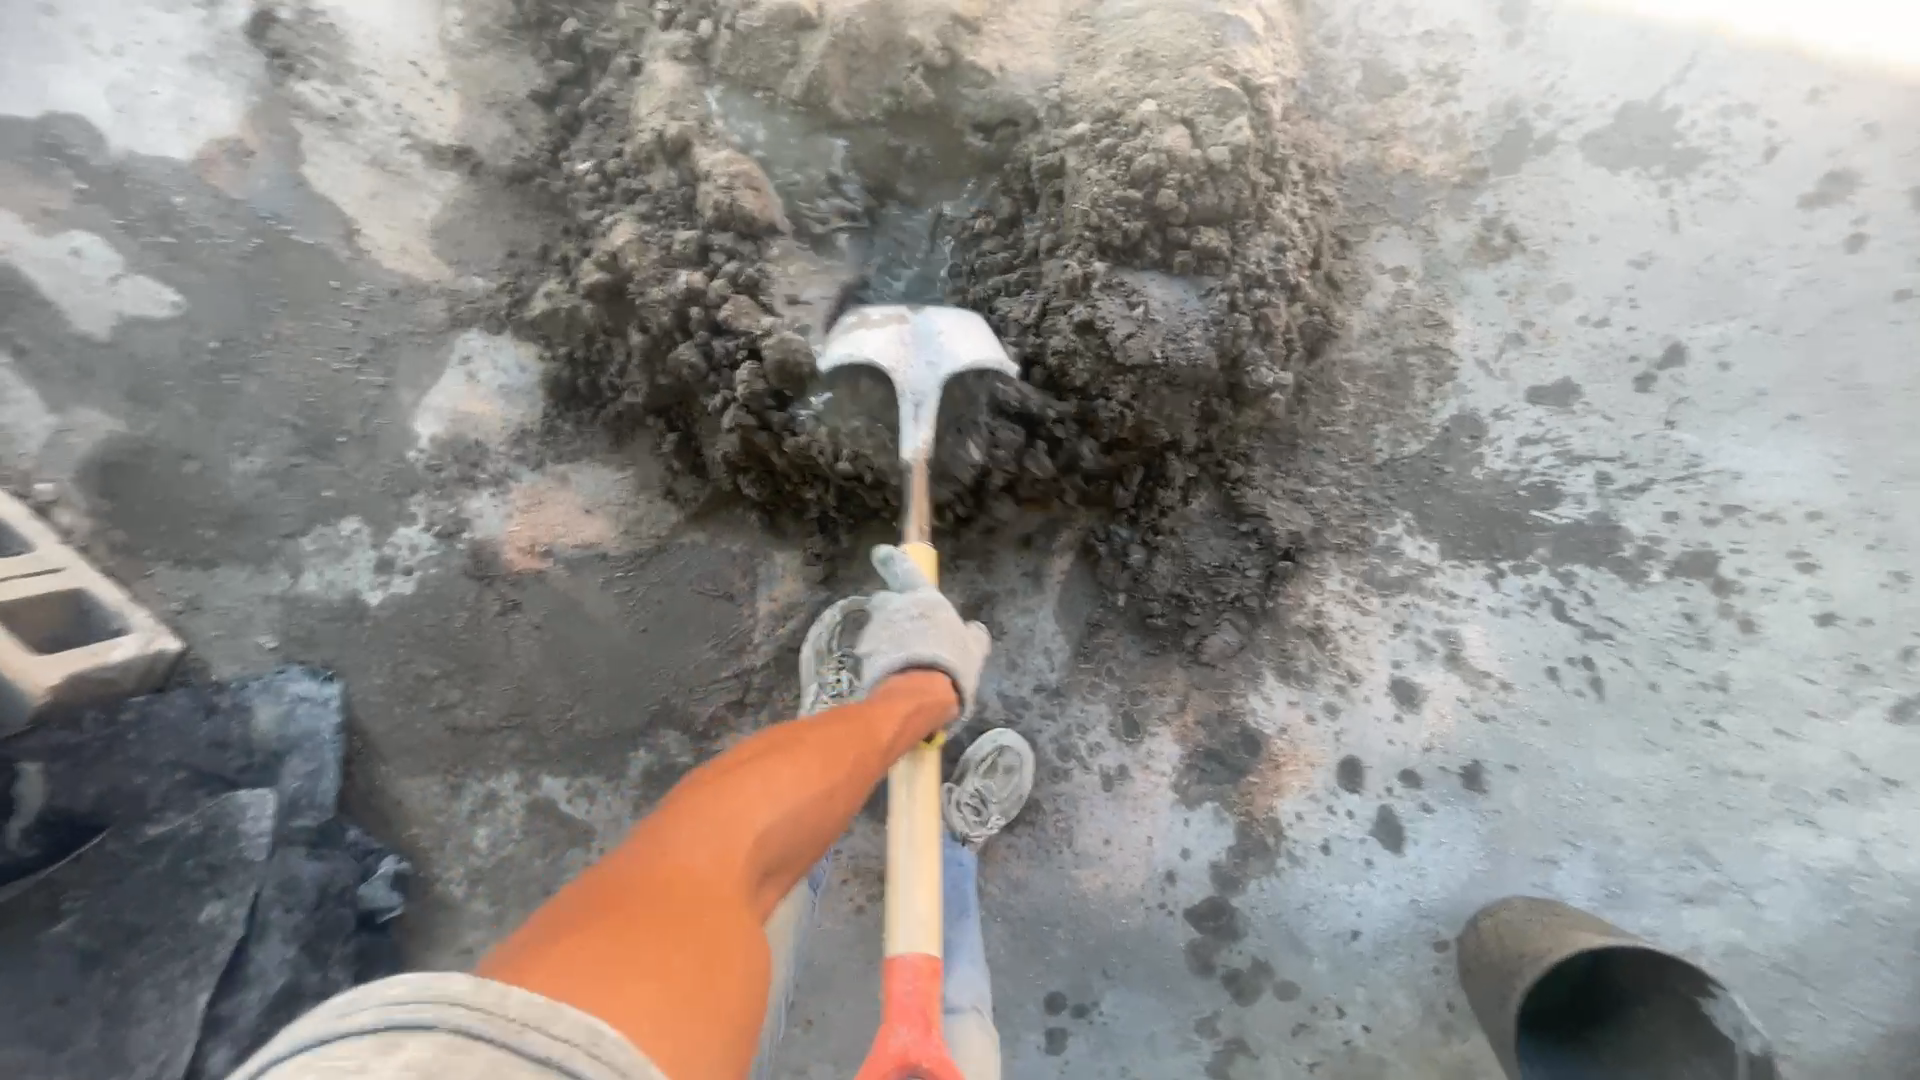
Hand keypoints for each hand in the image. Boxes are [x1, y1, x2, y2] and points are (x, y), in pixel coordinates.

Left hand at [855, 545, 992, 724]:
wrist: (918, 695)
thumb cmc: (952, 664)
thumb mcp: (973, 651)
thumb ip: (973, 636)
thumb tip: (975, 629)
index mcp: (923, 598)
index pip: (904, 569)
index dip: (891, 559)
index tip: (880, 553)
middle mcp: (893, 608)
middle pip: (884, 601)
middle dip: (889, 611)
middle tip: (902, 629)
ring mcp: (874, 632)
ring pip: (876, 629)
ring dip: (884, 640)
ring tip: (900, 664)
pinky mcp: (861, 656)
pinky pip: (869, 654)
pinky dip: (877, 662)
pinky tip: (891, 678)